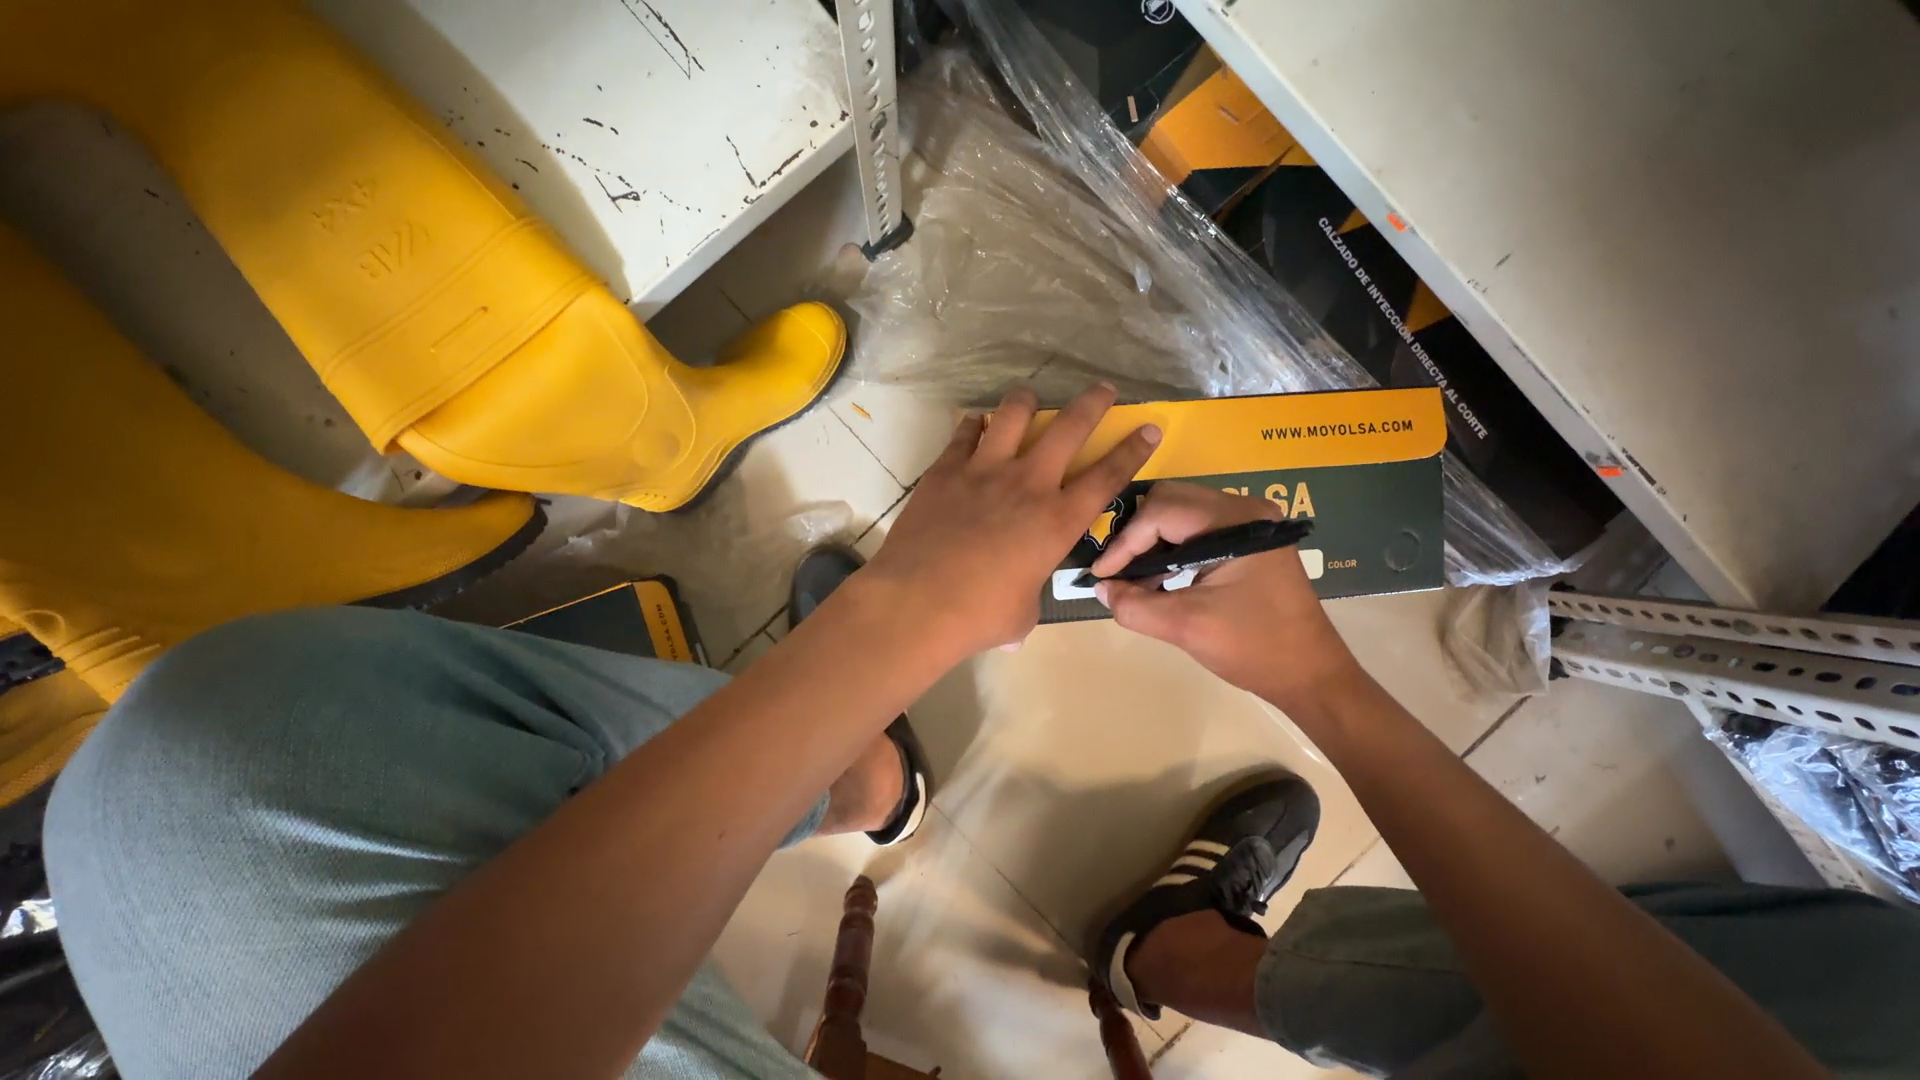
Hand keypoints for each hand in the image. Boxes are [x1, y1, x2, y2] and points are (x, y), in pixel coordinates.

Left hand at [863, 384, 1160, 655]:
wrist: (918, 601)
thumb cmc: (979, 616)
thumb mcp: (1023, 611)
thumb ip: (1028, 590)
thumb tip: (1016, 598)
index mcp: (1058, 520)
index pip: (1108, 476)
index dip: (1133, 450)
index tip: (1148, 428)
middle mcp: (1028, 484)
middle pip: (1070, 428)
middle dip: (1093, 403)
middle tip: (1103, 389)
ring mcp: (984, 470)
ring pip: (1014, 414)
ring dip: (1027, 400)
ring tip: (1030, 397)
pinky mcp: (945, 470)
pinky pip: (964, 433)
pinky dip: (973, 425)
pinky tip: (974, 424)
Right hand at [1091, 482, 1362, 709]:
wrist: (1311, 674)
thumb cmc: (1254, 647)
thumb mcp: (1186, 627)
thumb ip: (1135, 605)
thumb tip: (1100, 588)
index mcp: (1236, 521)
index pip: (1161, 512)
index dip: (1125, 542)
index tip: (1101, 575)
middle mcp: (1245, 510)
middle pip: (1170, 502)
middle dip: (1136, 536)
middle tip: (1116, 572)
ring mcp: (1250, 523)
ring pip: (1181, 514)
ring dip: (1153, 544)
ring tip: (1134, 581)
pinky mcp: (1250, 541)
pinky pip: (1197, 530)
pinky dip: (1173, 550)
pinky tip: (1160, 581)